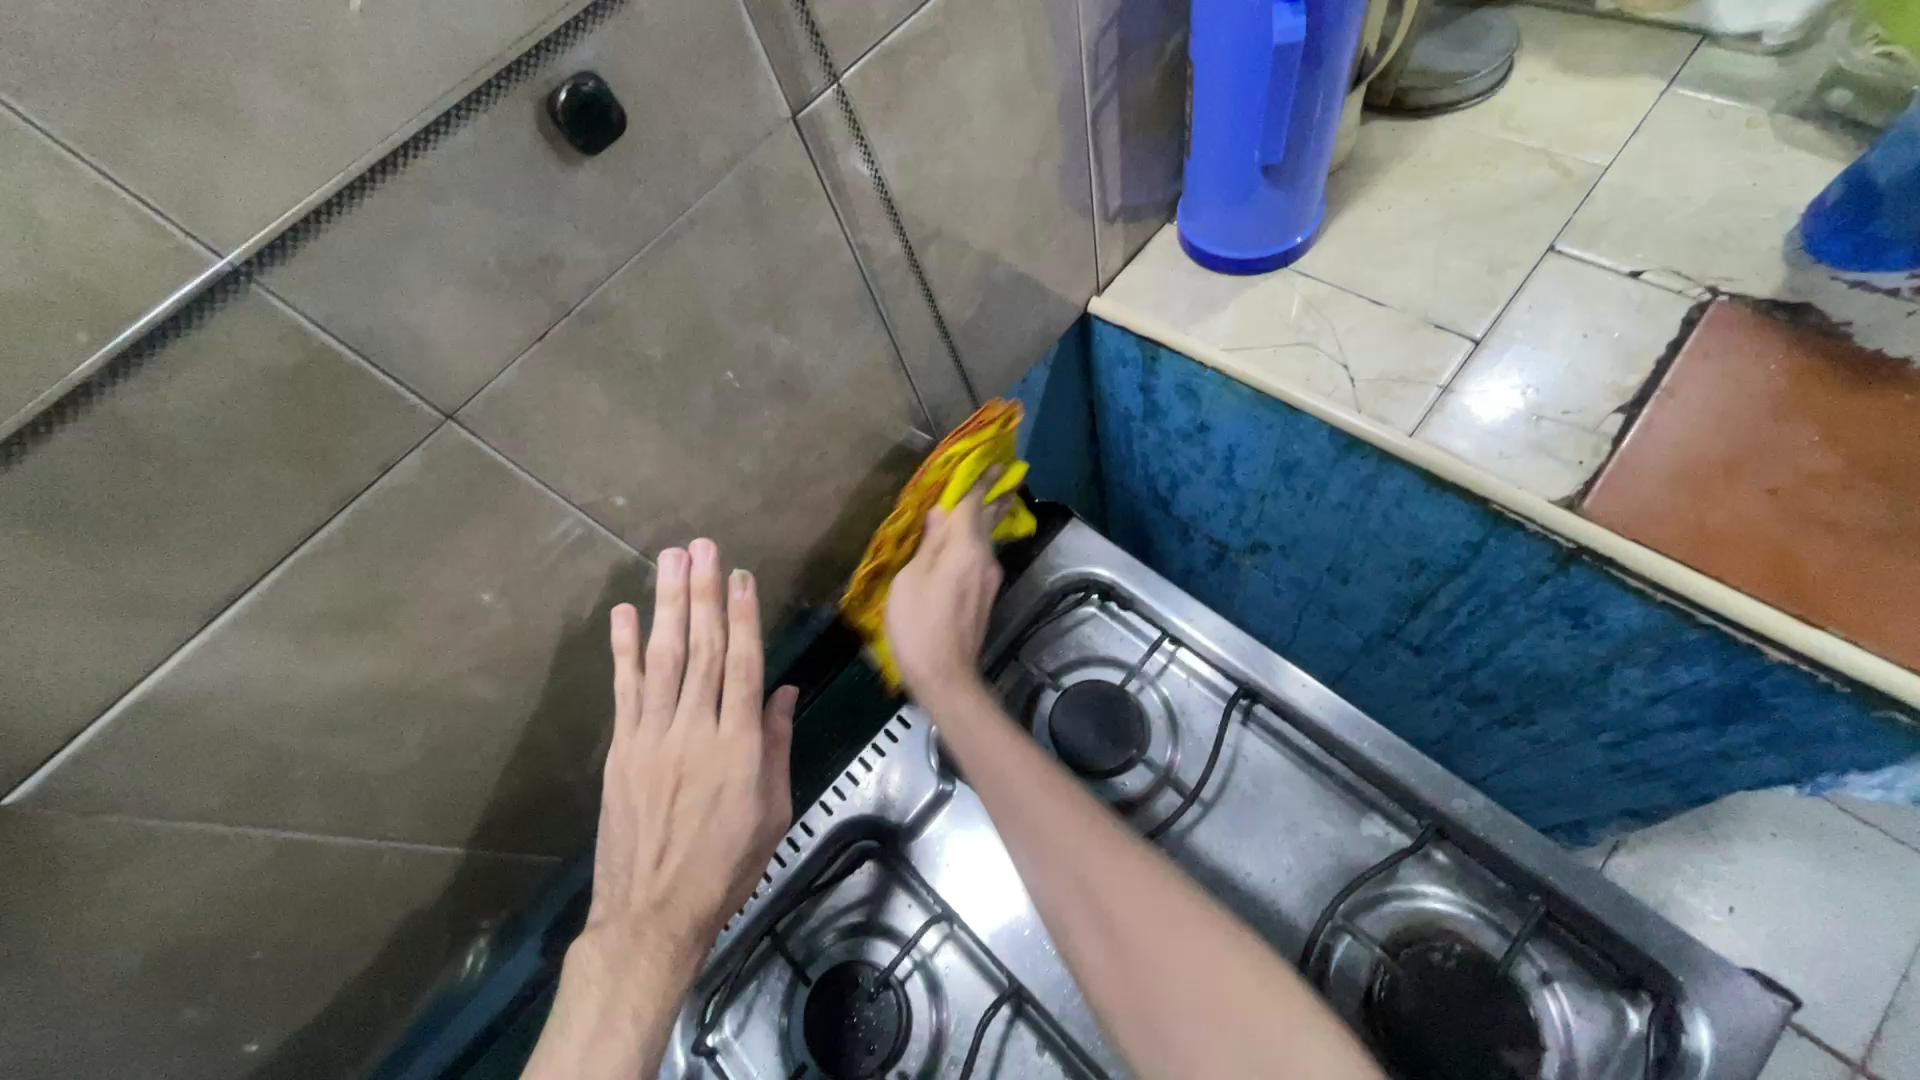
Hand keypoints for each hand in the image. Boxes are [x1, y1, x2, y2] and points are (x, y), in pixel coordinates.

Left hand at [582, 538, 798, 984]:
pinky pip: (624, 691)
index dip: (742, 616)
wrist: (654, 912)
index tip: (740, 576)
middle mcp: (695, 730)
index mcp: (740, 745)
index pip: (743, 665)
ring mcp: (652, 737)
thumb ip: (778, 745)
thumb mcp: (774, 809)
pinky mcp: (622, 750)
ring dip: (666, 607)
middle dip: (702, 594)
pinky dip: (623, 650)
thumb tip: (784, 692)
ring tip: (669, 563)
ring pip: (663, 659)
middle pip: (702, 650)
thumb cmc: (728, 864)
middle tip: (701, 548)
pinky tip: (624, 615)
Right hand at [885, 473, 1004, 702]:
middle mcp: (985, 560)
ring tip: (983, 503)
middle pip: (990, 520)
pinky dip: (976, 542)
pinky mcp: (985, 597)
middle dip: (994, 497)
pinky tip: (967, 542)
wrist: (946, 676)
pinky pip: (982, 558)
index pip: (975, 505)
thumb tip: (940, 515)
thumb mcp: (911, 581)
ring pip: (987, 540)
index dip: (980, 482)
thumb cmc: (919, 626)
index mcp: (965, 549)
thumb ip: (928, 544)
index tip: (992, 462)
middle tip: (1000, 476)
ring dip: (986, 520)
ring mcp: (989, 580)